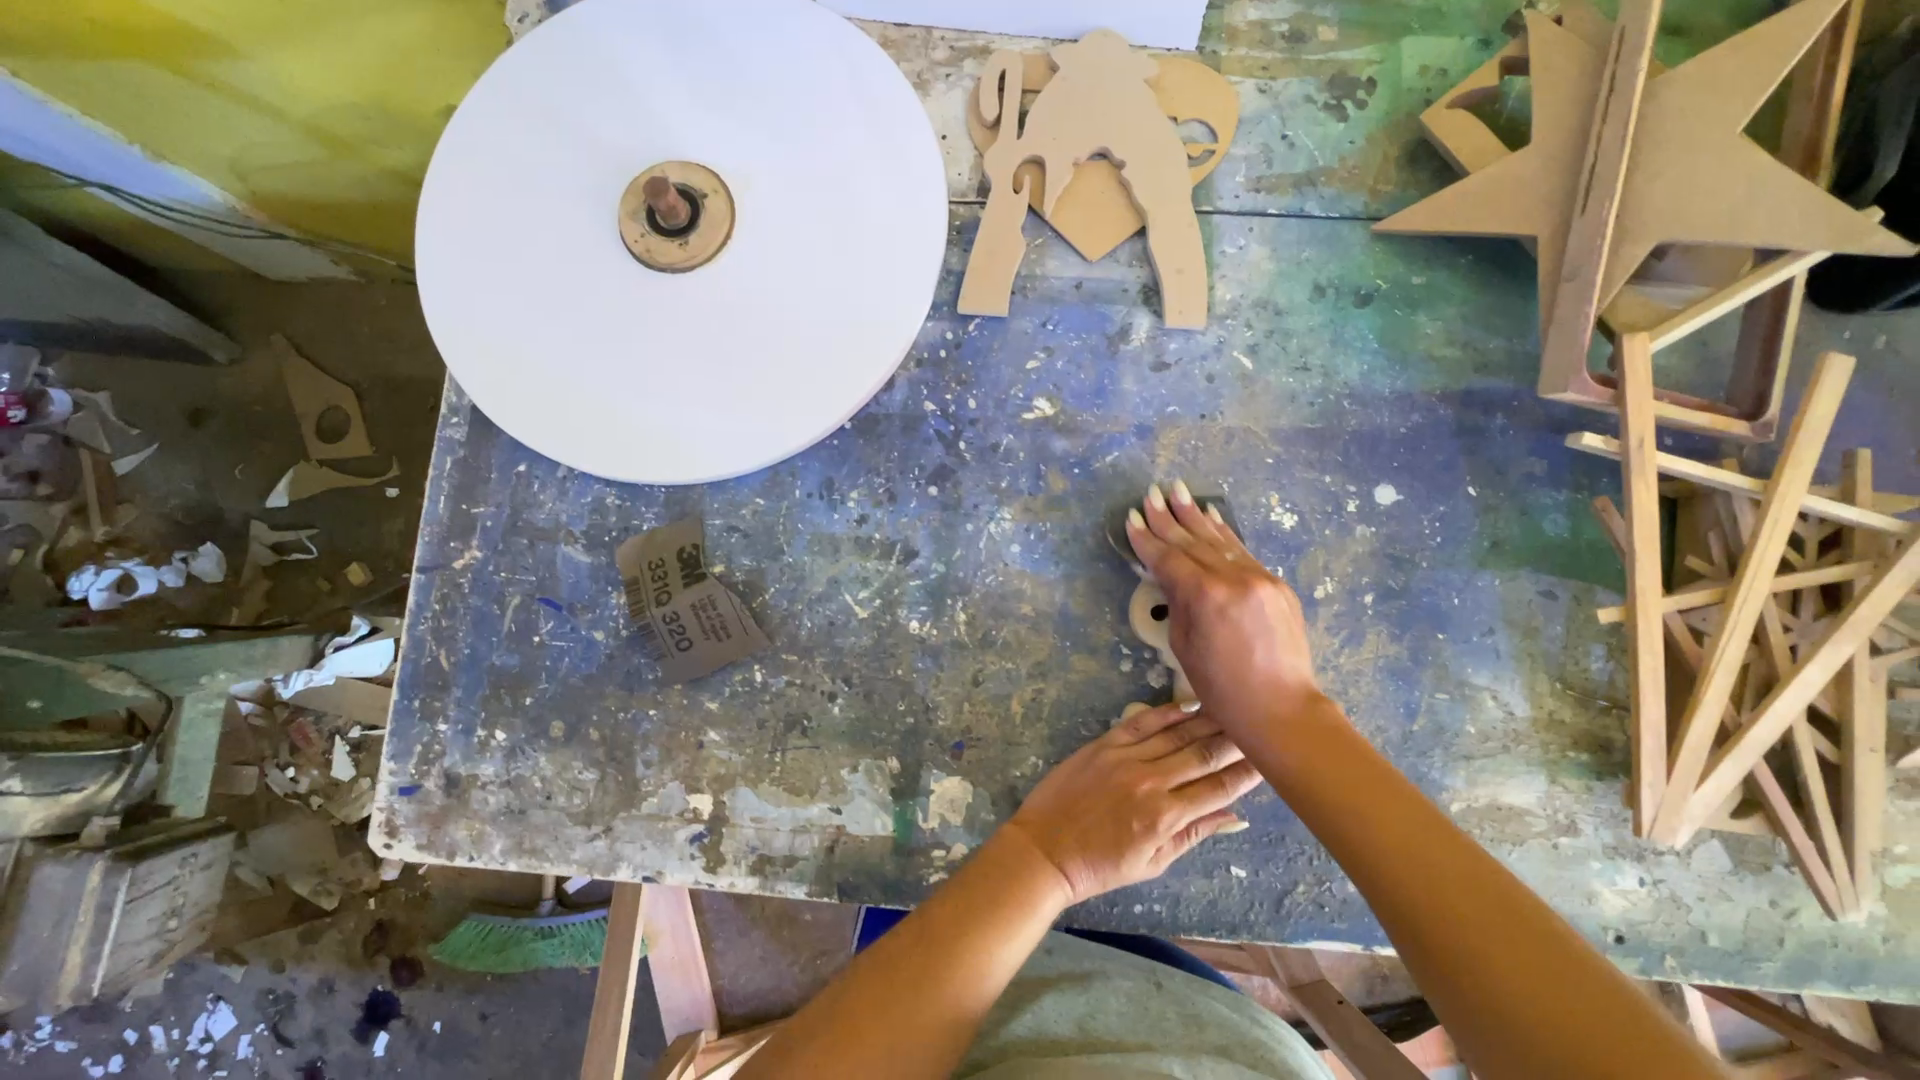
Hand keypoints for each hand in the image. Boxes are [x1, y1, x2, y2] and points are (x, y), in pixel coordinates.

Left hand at [1000, 700, 1261, 905]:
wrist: (1044, 851)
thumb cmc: (1100, 866)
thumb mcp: (1154, 863)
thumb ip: (1194, 834)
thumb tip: (1237, 817)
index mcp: (1166, 817)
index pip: (1219, 788)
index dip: (1249, 772)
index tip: (1270, 758)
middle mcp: (1151, 783)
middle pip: (1204, 754)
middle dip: (1236, 740)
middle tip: (1259, 725)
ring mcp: (1125, 759)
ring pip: (1178, 734)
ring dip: (1209, 721)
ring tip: (1234, 709)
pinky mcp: (1103, 744)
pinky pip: (1143, 723)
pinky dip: (1168, 712)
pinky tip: (1191, 703)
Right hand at [1125, 480, 1323, 737]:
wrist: (1279, 707)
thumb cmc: (1220, 687)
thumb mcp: (1183, 645)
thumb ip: (1177, 602)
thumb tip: (1171, 576)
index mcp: (1205, 595)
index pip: (1168, 558)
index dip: (1147, 539)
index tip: (1132, 517)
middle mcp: (1233, 578)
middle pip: (1193, 541)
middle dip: (1169, 517)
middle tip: (1152, 492)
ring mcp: (1260, 578)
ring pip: (1221, 540)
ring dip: (1196, 516)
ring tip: (1178, 492)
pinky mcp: (1277, 585)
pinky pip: (1243, 553)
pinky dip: (1224, 534)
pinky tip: (1212, 517)